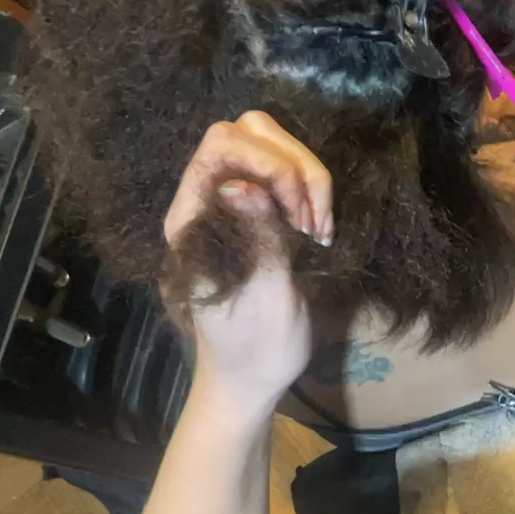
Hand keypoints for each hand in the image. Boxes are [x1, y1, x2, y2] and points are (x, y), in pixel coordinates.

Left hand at [165, 112, 329, 418]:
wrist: (250, 380)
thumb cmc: (255, 350)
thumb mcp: (263, 300)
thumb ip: (256, 238)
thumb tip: (243, 185)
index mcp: (194, 219)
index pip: (223, 146)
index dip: (270, 164)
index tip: (298, 217)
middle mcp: (208, 202)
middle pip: (251, 133)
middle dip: (296, 166)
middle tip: (314, 222)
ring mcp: (235, 206)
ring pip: (274, 147)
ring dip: (309, 179)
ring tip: (320, 229)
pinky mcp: (260, 216)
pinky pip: (287, 177)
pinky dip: (312, 193)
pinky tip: (319, 230)